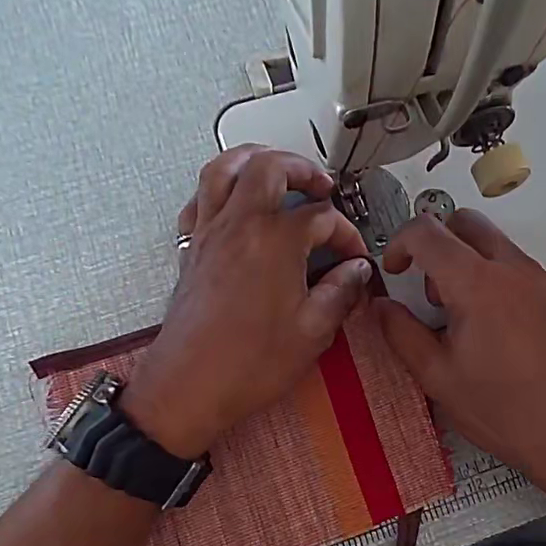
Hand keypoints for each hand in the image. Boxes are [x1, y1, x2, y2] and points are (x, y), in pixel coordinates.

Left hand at [123, 146, 374, 458]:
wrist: (189, 387)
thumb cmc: (248, 364)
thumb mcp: (313, 332)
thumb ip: (340, 292)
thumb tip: (357, 272)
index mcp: (275, 242)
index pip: (321, 218)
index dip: (346, 235)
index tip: (355, 258)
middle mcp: (239, 227)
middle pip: (269, 167)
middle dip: (302, 168)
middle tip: (321, 186)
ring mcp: (209, 234)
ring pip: (224, 168)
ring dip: (255, 158)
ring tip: (278, 167)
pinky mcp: (191, 249)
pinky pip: (200, 198)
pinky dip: (220, 186)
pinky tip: (235, 199)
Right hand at [373, 210, 545, 486]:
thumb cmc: (505, 411)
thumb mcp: (436, 376)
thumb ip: (401, 332)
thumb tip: (383, 307)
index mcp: (478, 286)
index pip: (427, 231)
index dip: (400, 244)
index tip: (397, 268)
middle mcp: (514, 272)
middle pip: (466, 222)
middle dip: (438, 243)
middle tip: (430, 289)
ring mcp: (542, 281)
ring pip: (496, 244)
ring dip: (469, 262)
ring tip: (464, 316)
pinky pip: (520, 268)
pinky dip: (498, 280)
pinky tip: (495, 327)